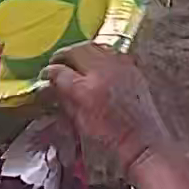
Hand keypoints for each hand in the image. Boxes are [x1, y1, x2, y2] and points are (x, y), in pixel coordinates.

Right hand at [43, 44, 177, 172]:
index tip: (46, 75)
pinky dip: (98, 53)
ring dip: (80, 51)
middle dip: (63, 55)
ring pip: (94, 46)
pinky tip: (94, 62)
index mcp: (86, 90)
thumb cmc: (110, 138)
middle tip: (56, 62)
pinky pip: (110, 51)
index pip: (60, 72)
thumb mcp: (79, 122)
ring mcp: (119, 66)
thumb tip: (53, 84)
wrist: (142, 142)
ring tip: (73, 59)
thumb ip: (64, 98)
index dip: (50, 72)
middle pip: (77, 51)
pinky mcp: (131, 67)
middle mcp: (102, 72)